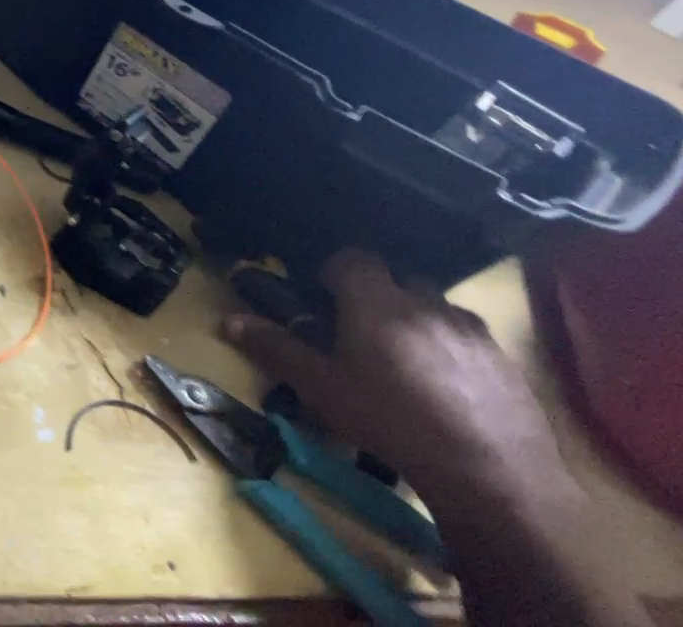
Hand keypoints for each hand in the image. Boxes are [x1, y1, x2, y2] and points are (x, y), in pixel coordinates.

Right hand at [222, 249, 567, 513]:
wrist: (493, 474)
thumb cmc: (391, 422)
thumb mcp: (320, 388)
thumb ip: (276, 349)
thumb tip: (226, 320)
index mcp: (377, 303)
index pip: (354, 257)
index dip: (334, 269)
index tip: (320, 295)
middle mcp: (427, 305)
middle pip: (398, 279)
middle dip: (376, 295)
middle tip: (357, 329)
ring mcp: (473, 332)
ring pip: (435, 307)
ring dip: (414, 320)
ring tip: (401, 360)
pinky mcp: (506, 361)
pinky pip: (467, 337)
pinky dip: (449, 347)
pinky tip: (442, 386)